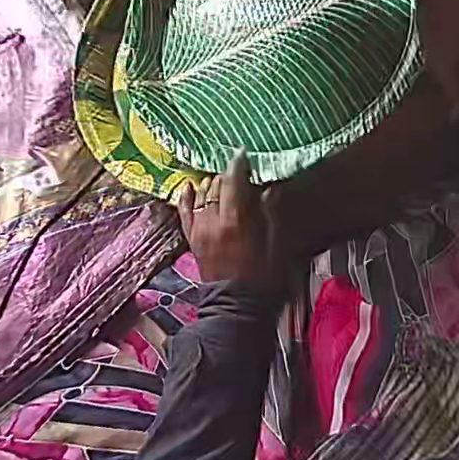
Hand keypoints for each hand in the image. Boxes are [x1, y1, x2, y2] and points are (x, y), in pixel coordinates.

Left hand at [176, 151, 283, 293]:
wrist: (236, 306)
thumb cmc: (262, 275)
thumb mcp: (274, 241)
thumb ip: (268, 212)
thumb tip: (267, 188)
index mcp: (236, 218)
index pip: (233, 179)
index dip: (239, 163)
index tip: (243, 153)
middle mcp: (213, 219)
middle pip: (217, 184)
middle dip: (227, 174)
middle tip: (239, 170)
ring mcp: (200, 229)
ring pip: (201, 194)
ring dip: (211, 183)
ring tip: (221, 178)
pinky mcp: (193, 239)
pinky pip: (185, 211)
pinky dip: (186, 197)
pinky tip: (189, 185)